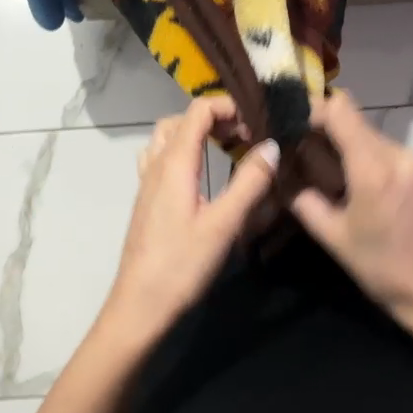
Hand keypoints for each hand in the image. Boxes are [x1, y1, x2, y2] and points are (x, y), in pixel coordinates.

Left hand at [101, 96, 278, 341]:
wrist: (140, 305)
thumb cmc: (182, 265)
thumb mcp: (224, 224)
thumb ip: (249, 182)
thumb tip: (272, 145)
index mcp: (174, 163)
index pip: (198, 111)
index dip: (229, 107)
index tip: (258, 124)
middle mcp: (156, 165)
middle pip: (181, 120)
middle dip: (214, 117)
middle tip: (246, 134)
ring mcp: (147, 183)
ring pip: (166, 138)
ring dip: (195, 132)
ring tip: (225, 146)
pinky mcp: (146, 201)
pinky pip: (161, 159)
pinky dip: (183, 151)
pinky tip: (201, 174)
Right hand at [290, 91, 412, 317]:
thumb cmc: (378, 266)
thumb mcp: (330, 235)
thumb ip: (301, 197)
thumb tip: (278, 169)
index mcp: (374, 171)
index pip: (339, 112)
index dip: (311, 110)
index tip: (288, 125)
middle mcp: (397, 154)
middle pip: (351, 118)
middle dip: (319, 129)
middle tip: (294, 149)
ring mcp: (410, 158)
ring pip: (363, 130)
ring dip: (337, 141)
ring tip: (314, 166)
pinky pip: (376, 145)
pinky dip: (355, 152)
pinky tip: (340, 175)